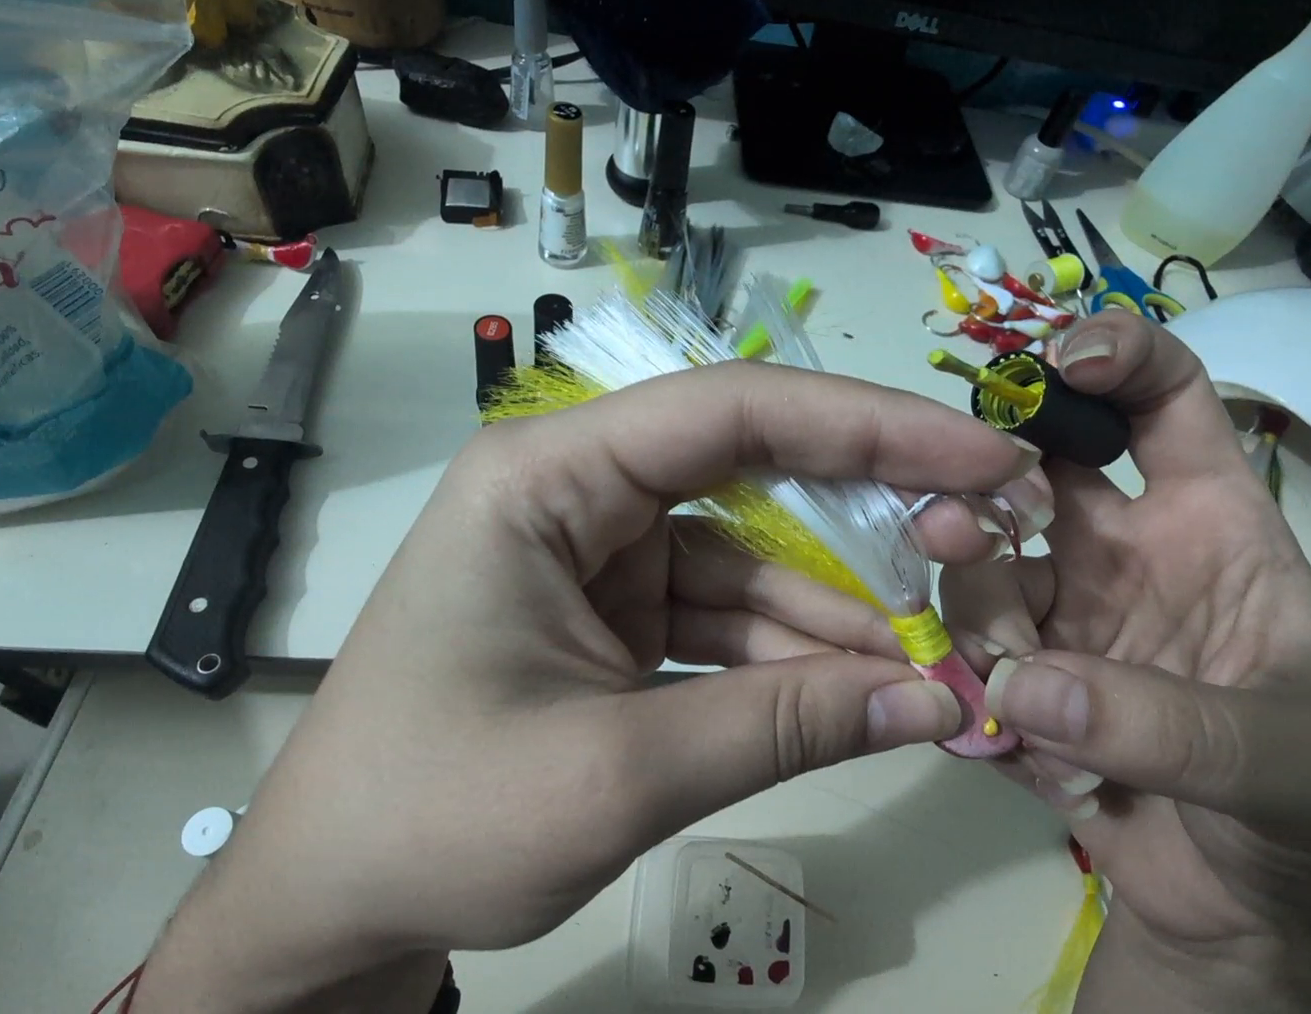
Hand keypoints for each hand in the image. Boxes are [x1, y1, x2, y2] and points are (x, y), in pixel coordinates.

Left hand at [134, 363, 1045, 1012]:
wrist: (329, 899)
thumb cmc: (436, 818)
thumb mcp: (617, 773)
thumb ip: (782, 726)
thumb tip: (935, 701)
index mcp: (547, 478)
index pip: (730, 412)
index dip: (868, 426)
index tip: (977, 456)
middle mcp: (575, 492)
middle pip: (749, 470)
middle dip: (866, 511)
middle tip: (981, 536)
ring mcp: (596, 554)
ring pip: (746, 560)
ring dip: (835, 615)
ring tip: (935, 659)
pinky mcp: (610, 615)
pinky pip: (720, 618)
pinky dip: (788, 657)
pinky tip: (861, 693)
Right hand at [940, 312, 1310, 1013]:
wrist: (1260, 920)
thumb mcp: (1295, 767)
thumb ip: (1176, 725)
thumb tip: (1025, 683)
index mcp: (1204, 530)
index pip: (1165, 404)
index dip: (1119, 359)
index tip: (1059, 362)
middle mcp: (1113, 557)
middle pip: (1026, 479)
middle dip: (981, 487)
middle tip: (952, 528)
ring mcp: (1054, 620)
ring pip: (976, 568)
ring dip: (972, 607)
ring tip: (1007, 685)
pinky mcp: (1009, 685)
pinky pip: (956, 655)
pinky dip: (953, 680)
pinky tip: (985, 728)